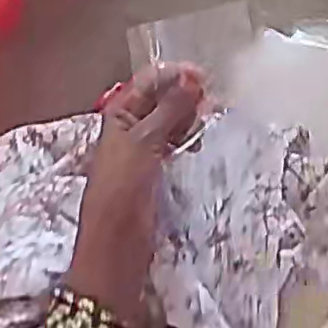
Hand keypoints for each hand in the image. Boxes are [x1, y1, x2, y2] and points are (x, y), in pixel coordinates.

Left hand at [68, 64, 203, 322]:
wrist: (115, 252)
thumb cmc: (122, 192)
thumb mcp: (145, 144)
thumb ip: (170, 108)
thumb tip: (192, 77)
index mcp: (119, 115)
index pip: (149, 81)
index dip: (175, 75)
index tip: (203, 77)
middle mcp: (131, 126)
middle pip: (162, 98)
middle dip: (187, 94)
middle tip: (212, 99)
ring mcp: (144, 148)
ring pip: (172, 118)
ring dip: (191, 114)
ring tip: (210, 117)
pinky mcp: (157, 167)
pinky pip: (176, 139)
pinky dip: (190, 134)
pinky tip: (201, 138)